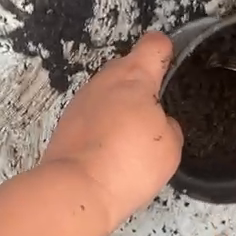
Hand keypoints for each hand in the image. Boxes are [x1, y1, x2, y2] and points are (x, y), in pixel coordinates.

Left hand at [39, 33, 182, 223]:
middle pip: (126, 69)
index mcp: (134, 76)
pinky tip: (108, 154)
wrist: (77, 190)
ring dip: (117, 111)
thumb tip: (160, 123)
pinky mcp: (65, 125)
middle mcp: (103, 82)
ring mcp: (80, 102)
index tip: (169, 62)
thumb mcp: (170, 147)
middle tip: (152, 116)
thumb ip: (169, 125)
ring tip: (129, 142)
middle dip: (140, 88)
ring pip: (105, 95)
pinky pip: (90, 118)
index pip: (154, 45)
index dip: (165, 52)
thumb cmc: (126, 164)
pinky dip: (100, 130)